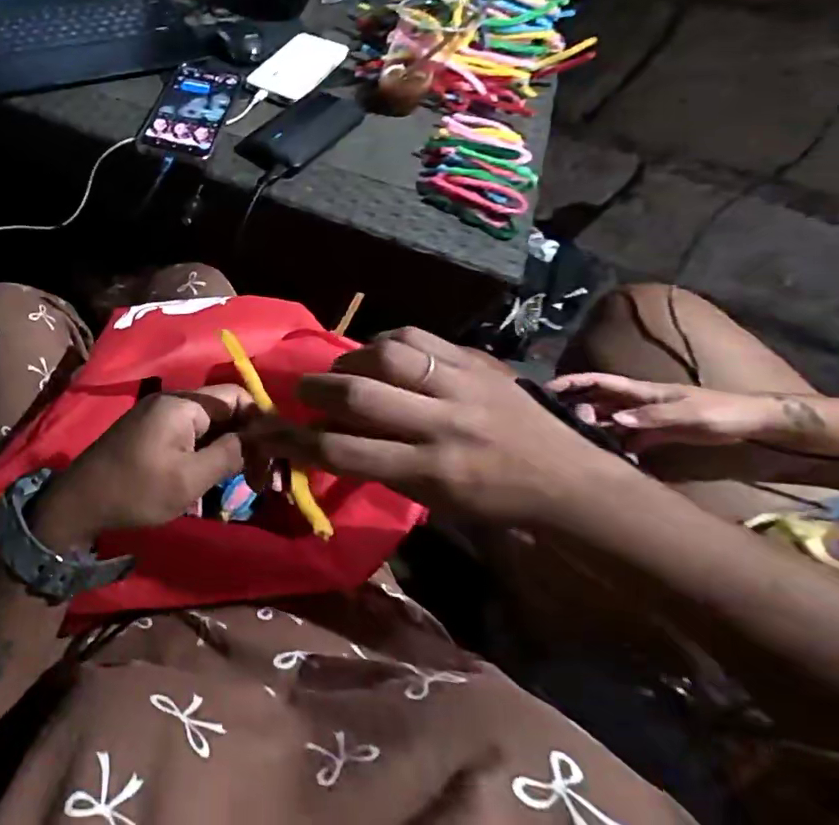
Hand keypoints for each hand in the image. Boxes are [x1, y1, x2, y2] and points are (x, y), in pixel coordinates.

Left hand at [30, 386, 256, 547]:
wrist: (80, 502)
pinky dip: (206, 452)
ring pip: (208, 425)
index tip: (278, 454)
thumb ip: (230, 454)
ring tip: (246, 482)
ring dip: (228, 449)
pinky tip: (215, 478)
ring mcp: (157, 415)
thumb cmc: (137, 490)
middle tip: (265, 478)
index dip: (262, 421)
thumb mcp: (191, 478)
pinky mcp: (148, 431)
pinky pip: (189, 434)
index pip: (237, 396)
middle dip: (248, 440)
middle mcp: (170, 401)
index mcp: (182, 404)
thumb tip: (263, 438)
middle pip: (224, 410)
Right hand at [249, 328, 637, 525]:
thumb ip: (377, 466)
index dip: (295, 440)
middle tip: (303, 391)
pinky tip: (381, 353)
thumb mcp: (433, 499)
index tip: (266, 431)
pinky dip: (385, 342)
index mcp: (432, 472)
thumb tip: (324, 435)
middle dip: (314, 390)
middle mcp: (443, 426)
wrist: (572, 481)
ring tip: (346, 370)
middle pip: (357, 396)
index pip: (344, 451)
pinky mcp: (476, 361)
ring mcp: (463, 387)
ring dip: (351, 361)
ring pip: (385, 355)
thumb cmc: (494, 502)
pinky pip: (416, 336)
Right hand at [546, 373, 799, 453]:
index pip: (599, 381)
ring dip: (594, 428)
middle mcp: (637, 402)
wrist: (757, 424)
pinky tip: (613, 458)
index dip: (573, 382)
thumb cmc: (723, 412)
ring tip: (579, 441)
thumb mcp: (690, 414)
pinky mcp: (657, 434)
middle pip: (598, 400)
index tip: (548, 389)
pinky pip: (628, 438)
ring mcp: (646, 418)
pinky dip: (617, 446)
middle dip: (577, 407)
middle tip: (565, 423)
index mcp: (641, 391)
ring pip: (609, 420)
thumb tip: (617, 420)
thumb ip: (652, 417)